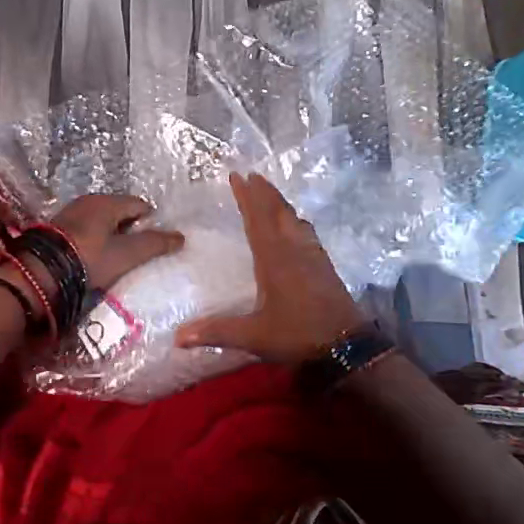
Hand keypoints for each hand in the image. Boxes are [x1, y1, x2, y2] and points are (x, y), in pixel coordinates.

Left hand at [49, 194, 185, 289]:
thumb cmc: (90, 259)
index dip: (150, 222)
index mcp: (107, 202)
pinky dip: (94, 241)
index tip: (154, 243)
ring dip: (111, 236)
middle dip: (130, 229)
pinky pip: (85, 231)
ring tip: (116, 258)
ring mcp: (69, 214)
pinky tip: (94, 259)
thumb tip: (180, 237)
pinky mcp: (56, 230)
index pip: (139, 205)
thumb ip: (154, 245)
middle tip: (136, 253)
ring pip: (101, 222)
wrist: (41, 274)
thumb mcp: (127, 254)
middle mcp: (87, 201)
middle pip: (119, 212)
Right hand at [174, 172, 366, 363]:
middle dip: (265, 193)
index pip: (257, 220)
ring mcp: (313, 257)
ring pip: (295, 221)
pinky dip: (295, 221)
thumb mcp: (253, 336)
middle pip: (279, 213)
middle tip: (253, 175)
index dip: (247, 197)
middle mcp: (295, 251)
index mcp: (275, 260)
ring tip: (270, 195)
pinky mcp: (325, 267)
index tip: (238, 175)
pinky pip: (306, 233)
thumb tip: (177, 337)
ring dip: (281, 205)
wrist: (346, 347)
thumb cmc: (297, 335)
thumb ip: (216, 332)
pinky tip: (296, 226)